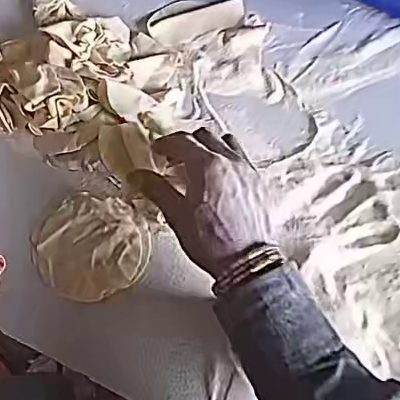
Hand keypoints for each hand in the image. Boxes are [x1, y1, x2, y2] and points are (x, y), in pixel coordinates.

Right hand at [128, 129, 275, 278]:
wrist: (247, 263)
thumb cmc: (214, 242)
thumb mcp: (177, 216)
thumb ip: (156, 190)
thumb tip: (139, 176)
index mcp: (206, 165)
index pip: (182, 140)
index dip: (165, 143)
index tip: (158, 150)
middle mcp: (230, 161)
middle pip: (205, 137)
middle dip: (187, 143)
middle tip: (174, 158)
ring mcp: (248, 170)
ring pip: (227, 143)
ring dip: (210, 147)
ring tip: (200, 164)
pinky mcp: (260, 183)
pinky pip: (242, 159)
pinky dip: (228, 160)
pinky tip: (222, 178)